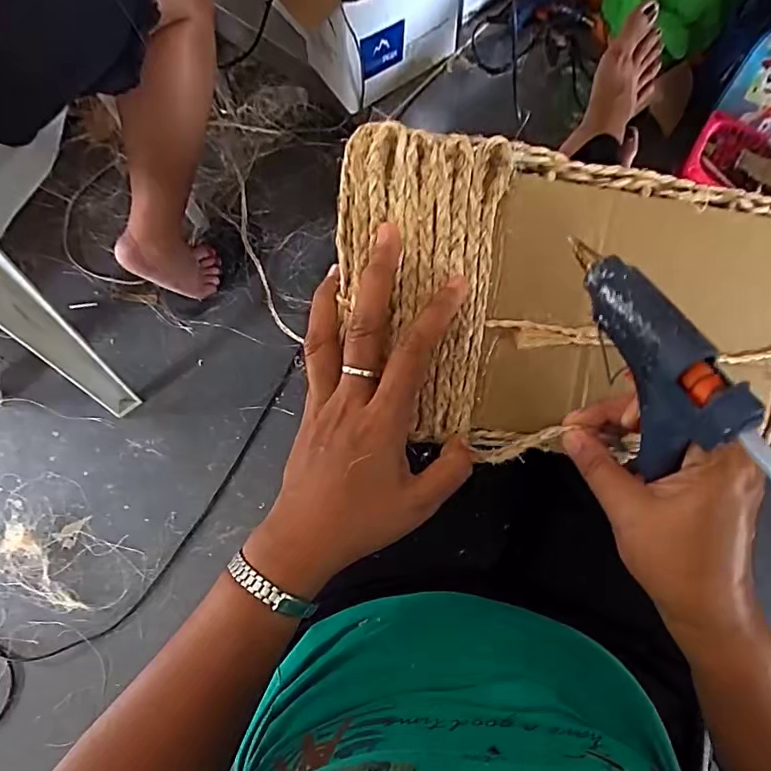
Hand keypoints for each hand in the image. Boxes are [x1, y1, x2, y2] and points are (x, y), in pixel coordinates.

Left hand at [243, 223, 472, 596]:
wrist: (301, 538)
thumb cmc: (362, 523)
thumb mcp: (419, 506)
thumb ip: (450, 471)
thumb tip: (468, 442)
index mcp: (384, 421)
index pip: (412, 356)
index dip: (434, 315)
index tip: (454, 282)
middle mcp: (352, 400)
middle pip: (365, 329)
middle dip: (378, 276)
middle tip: (388, 232)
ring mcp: (325, 401)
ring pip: (328, 337)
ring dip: (337, 294)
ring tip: (346, 258)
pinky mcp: (309, 409)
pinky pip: (314, 359)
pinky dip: (320, 328)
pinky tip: (327, 312)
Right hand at [562, 391, 765, 634]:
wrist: (707, 612)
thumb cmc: (674, 565)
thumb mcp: (627, 510)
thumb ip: (598, 465)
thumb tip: (571, 434)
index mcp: (723, 452)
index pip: (680, 397)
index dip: (635, 396)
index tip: (597, 412)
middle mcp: (735, 452)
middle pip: (677, 410)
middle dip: (627, 416)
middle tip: (584, 428)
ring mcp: (730, 468)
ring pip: (676, 431)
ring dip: (636, 434)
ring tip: (594, 442)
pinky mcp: (721, 484)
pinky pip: (682, 452)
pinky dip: (650, 452)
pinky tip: (619, 460)